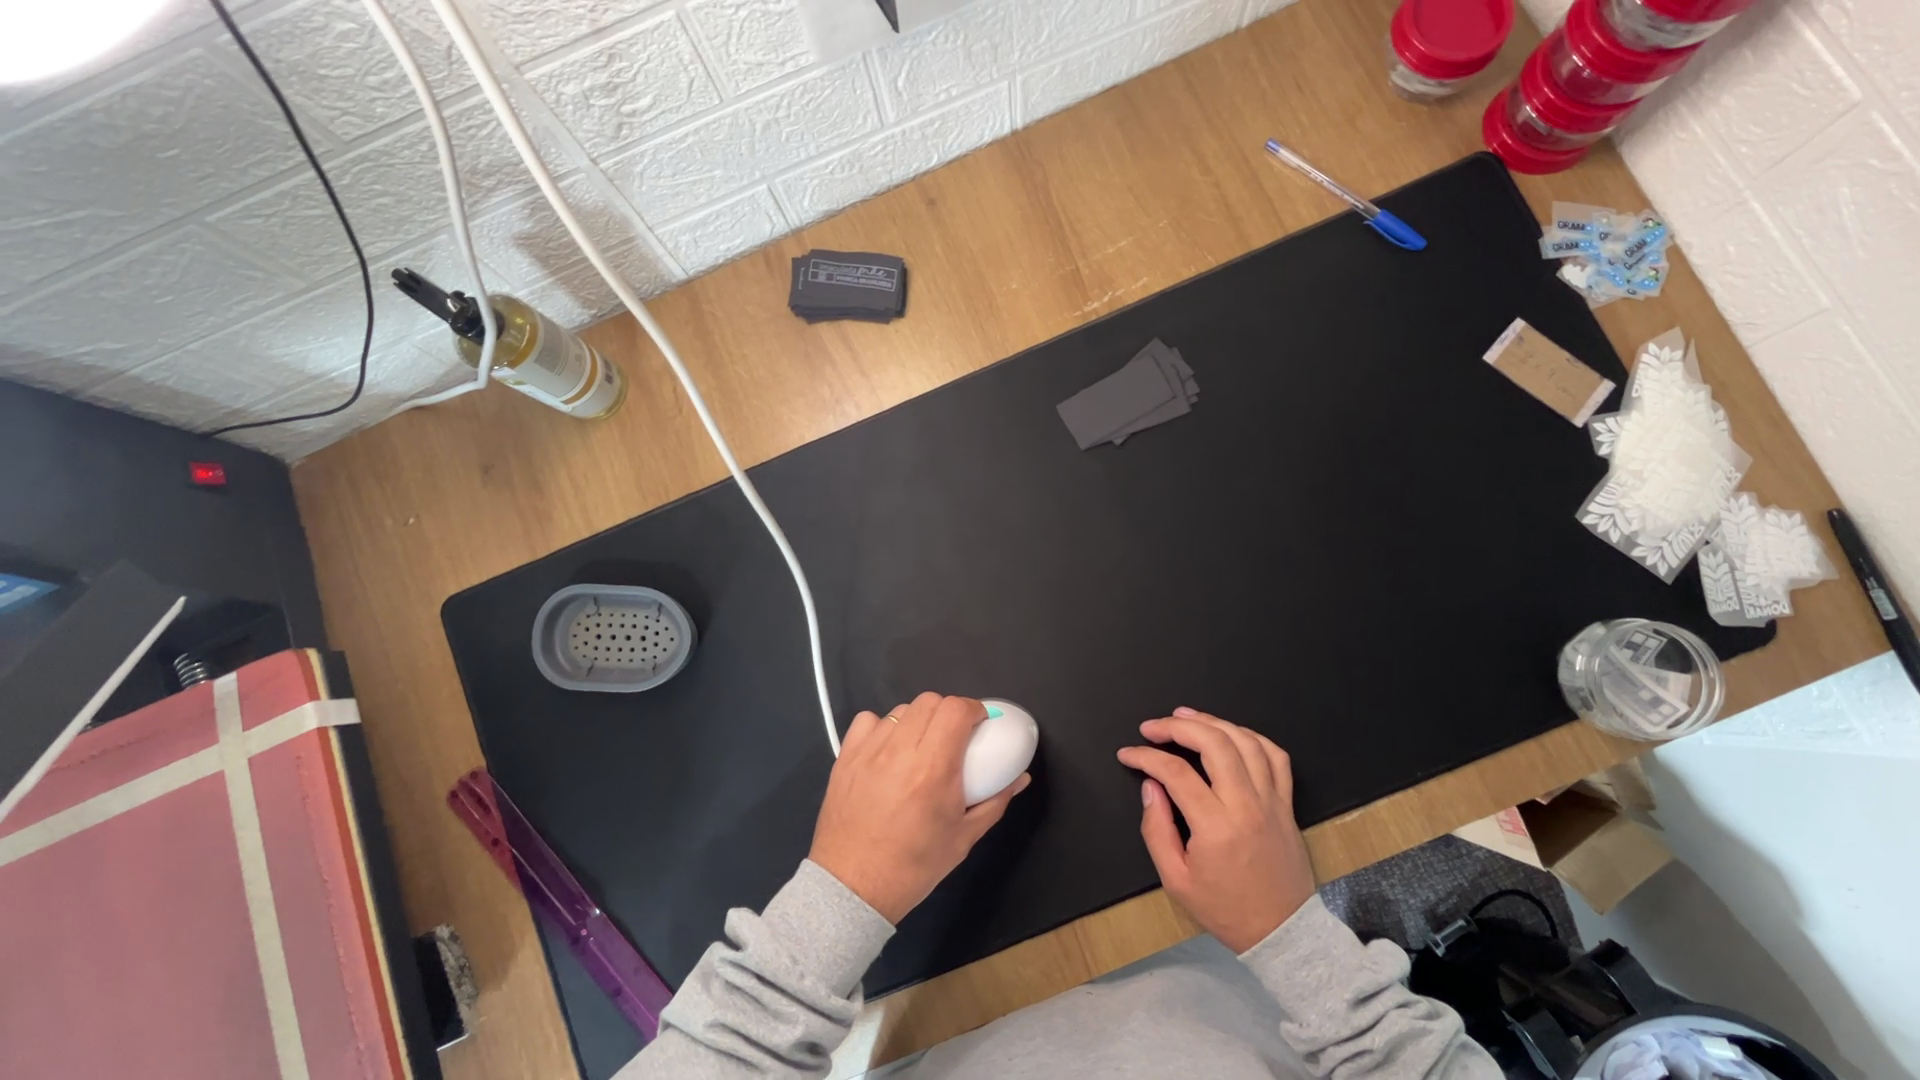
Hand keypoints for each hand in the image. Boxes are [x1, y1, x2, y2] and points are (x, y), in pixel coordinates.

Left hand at [809, 692, 1030, 923]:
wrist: (854, 887)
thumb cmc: (914, 866)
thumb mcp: (964, 837)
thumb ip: (995, 801)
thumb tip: (1020, 778)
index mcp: (933, 769)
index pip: (955, 710)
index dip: (974, 708)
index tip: (980, 723)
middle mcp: (899, 751)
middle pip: (929, 701)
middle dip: (949, 711)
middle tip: (956, 736)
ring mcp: (868, 752)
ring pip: (900, 709)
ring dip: (918, 719)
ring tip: (922, 745)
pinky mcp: (845, 757)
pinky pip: (867, 721)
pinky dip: (883, 727)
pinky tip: (888, 749)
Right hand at [1116, 707, 1315, 952]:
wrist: (1282, 932)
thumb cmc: (1224, 909)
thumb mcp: (1175, 880)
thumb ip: (1156, 829)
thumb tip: (1150, 786)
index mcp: (1215, 826)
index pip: (1175, 772)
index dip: (1146, 756)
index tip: (1128, 754)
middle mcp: (1246, 805)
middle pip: (1213, 743)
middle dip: (1177, 726)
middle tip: (1153, 727)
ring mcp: (1272, 801)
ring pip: (1245, 741)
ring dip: (1212, 721)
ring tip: (1185, 716)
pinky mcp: (1287, 803)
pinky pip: (1275, 756)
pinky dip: (1250, 736)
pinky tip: (1228, 733)